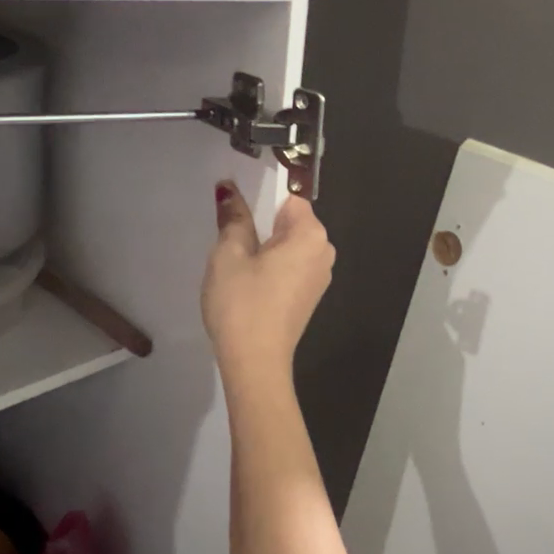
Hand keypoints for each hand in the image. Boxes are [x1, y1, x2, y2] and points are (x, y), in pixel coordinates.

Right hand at [201, 182, 335, 382]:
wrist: (255, 364)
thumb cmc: (242, 303)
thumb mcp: (229, 254)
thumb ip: (232, 217)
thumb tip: (229, 189)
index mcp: (311, 234)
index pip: (289, 196)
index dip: (262, 196)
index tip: (238, 203)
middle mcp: (324, 251)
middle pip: (290, 221)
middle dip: (261, 223)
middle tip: (230, 236)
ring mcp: (320, 276)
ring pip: (289, 245)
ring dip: (264, 246)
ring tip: (236, 262)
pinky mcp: (310, 296)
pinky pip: (291, 266)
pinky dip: (271, 266)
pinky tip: (249, 282)